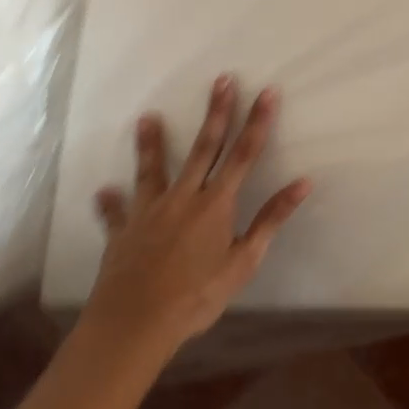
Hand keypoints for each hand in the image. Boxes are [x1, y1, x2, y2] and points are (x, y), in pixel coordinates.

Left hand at [84, 75, 310, 349]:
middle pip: (203, 148)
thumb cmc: (196, 296)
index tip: (267, 92)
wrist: (131, 328)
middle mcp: (183, 200)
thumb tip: (304, 182)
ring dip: (152, 143)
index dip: (258, 121)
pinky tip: (104, 191)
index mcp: (216, 205)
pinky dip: (111, 203)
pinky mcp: (121, 236)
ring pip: (153, 171)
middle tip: (221, 80)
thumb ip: (270, 219)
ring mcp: (147, 215)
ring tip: (147, 117)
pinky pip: (116, 214)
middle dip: (216, 113)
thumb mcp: (243, 261)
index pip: (244, 154)